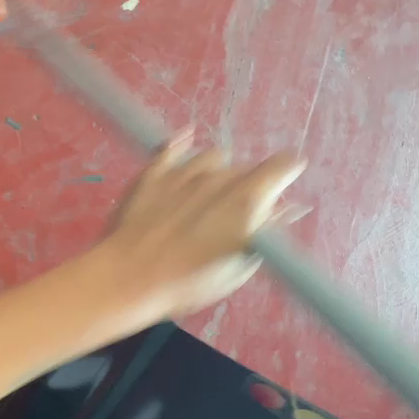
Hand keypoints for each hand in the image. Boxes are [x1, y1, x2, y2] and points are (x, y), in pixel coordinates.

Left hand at [96, 129, 304, 317]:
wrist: (129, 275)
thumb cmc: (189, 280)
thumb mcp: (239, 264)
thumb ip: (266, 231)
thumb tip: (289, 208)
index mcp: (247, 201)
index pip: (280, 167)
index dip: (286, 171)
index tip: (289, 174)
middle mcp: (217, 180)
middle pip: (242, 170)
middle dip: (245, 186)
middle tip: (234, 212)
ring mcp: (181, 173)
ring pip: (210, 158)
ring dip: (215, 171)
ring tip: (206, 193)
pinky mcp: (151, 174)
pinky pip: (169, 148)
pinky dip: (179, 143)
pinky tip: (184, 138)